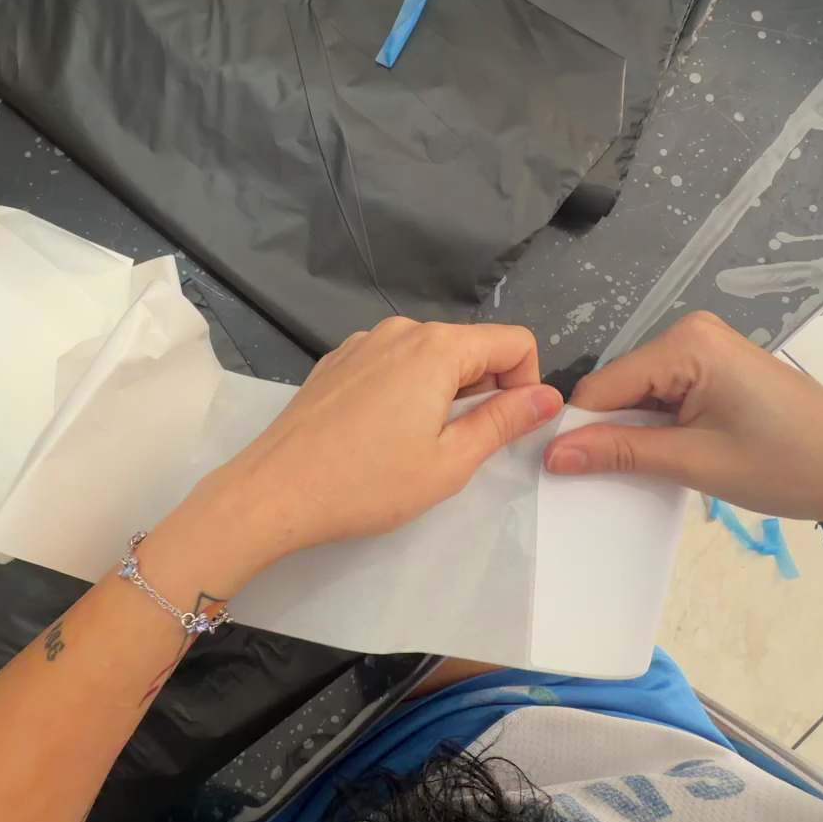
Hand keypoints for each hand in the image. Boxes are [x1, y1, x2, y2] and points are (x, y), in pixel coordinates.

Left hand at [164, 319, 563, 583]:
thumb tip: (548, 395)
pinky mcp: (336, 361)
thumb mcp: (450, 461)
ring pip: (429, 355)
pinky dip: (405, 388)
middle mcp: (399, 330)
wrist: (274, 491)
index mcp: (436, 347)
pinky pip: (391, 362)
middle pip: (470, 345)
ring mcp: (362, 342)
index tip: (505, 426)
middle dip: (482, 389)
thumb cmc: (368, 483)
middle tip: (458, 445)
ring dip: (443, 391)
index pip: (513, 341)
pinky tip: (379, 431)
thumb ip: (504, 420)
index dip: (525, 383)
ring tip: (415, 442)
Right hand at [543, 312, 822, 553]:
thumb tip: (551, 455)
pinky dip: (654, 425)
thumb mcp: (695, 462)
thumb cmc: (788, 466)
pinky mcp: (712, 366)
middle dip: (607, 430)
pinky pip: (660, 393)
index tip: (561, 471)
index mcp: (686, 343)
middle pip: (617, 386)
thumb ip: (618, 452)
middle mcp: (689, 332)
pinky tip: (663, 453)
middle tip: (605, 477)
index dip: (579, 429)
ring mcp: (703, 347)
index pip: (602, 386)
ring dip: (631, 431)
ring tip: (640, 468)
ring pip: (635, 393)